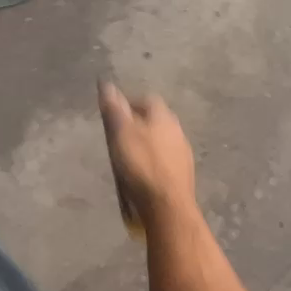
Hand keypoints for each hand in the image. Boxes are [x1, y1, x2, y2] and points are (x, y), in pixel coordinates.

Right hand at [99, 80, 197, 231]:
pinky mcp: (184, 174)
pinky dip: (154, 160)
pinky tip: (144, 172)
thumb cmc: (141, 164)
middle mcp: (177, 130)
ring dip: (147, 142)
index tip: (114, 113)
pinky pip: (166, 158)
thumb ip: (114, 108)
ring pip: (162, 139)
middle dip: (138, 122)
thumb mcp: (121, 133)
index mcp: (163, 116)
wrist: (168, 206)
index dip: (130, 102)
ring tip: (129, 154)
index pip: (147, 98)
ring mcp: (183, 153)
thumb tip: (106, 84)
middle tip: (120, 134)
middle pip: (156, 119)